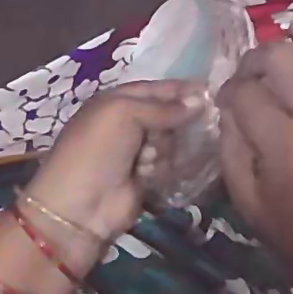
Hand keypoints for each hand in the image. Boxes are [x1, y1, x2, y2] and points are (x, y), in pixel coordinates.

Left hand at [23, 80, 204, 249]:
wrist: (81, 205)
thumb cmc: (97, 149)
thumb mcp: (123, 114)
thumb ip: (162, 107)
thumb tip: (201, 100)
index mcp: (116, 101)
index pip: (156, 88)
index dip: (181, 90)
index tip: (210, 92)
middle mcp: (127, 123)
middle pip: (168, 115)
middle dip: (171, 124)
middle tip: (162, 134)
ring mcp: (137, 151)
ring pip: (171, 141)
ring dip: (162, 149)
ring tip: (144, 160)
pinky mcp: (147, 177)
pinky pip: (168, 164)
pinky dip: (160, 169)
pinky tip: (145, 176)